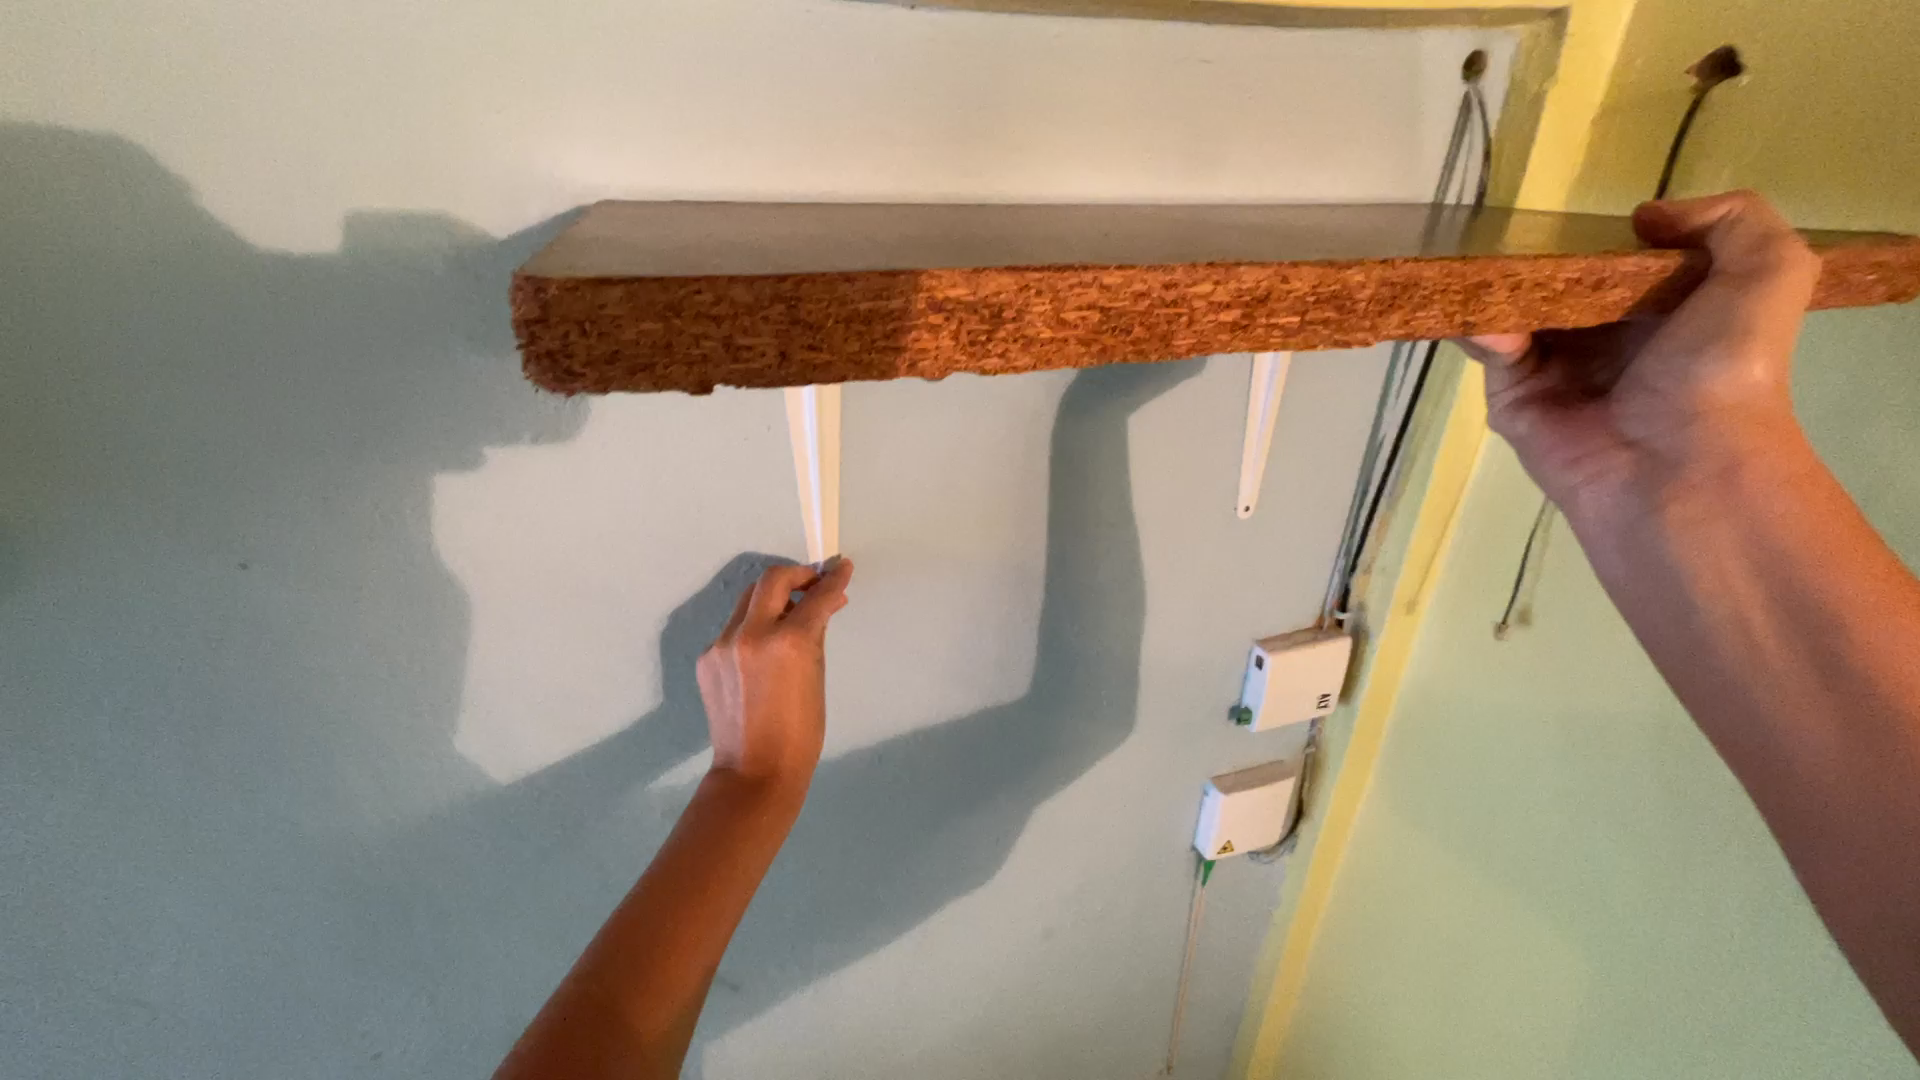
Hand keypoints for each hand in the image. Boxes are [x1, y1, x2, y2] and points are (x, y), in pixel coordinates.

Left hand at [695, 558, 853, 791]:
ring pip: (749, 601)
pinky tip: (766, 647)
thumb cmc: (801, 731)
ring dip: (773, 598)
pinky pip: (734, 628)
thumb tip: (821, 607)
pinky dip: (754, 626)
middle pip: (771, 581)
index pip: (815, 597)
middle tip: (814, 583)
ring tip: (793, 612)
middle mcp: (750, 634)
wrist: (755, 771)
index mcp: (786, 642)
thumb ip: (815, 634)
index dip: (833, 579)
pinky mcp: (706, 658)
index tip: (842, 566)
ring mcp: (722, 645)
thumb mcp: (817, 675)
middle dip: (797, 575)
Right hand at [1456, 191, 1820, 519]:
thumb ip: (1731, 219)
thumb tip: (1642, 215)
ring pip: (1515, 317)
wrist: (1673, 459)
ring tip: (1483, 270)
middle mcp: (1603, 339)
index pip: (1617, 266)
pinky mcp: (1510, 397)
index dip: (1597, 240)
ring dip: (1499, 292)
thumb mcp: (1770, 272)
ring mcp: (1552, 369)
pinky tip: (1480, 314)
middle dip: (1536, 264)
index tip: (1575, 220)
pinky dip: (1481, 330)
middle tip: (1511, 237)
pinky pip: (1491, 352)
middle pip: (1558, 288)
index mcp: (1661, 312)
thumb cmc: (1724, 367)